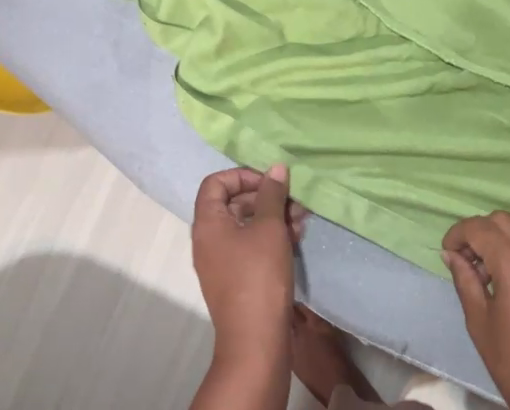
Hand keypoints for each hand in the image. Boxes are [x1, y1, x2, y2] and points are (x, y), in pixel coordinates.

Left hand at [191, 164, 309, 347]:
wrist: (256, 341)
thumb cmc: (259, 276)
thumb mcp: (269, 228)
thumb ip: (272, 194)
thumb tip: (275, 169)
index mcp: (207, 223)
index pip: (216, 183)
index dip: (242, 176)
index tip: (270, 182)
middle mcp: (208, 240)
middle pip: (233, 203)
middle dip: (266, 197)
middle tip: (295, 201)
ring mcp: (221, 261)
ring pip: (246, 225)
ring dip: (273, 217)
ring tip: (302, 219)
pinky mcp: (236, 279)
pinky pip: (251, 246)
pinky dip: (271, 238)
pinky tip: (297, 238)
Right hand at [442, 211, 509, 409]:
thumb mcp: (479, 322)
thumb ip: (464, 280)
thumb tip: (451, 254)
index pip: (481, 228)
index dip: (458, 233)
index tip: (447, 252)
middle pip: (503, 221)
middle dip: (479, 231)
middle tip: (465, 260)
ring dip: (498, 242)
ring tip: (485, 277)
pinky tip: (507, 287)